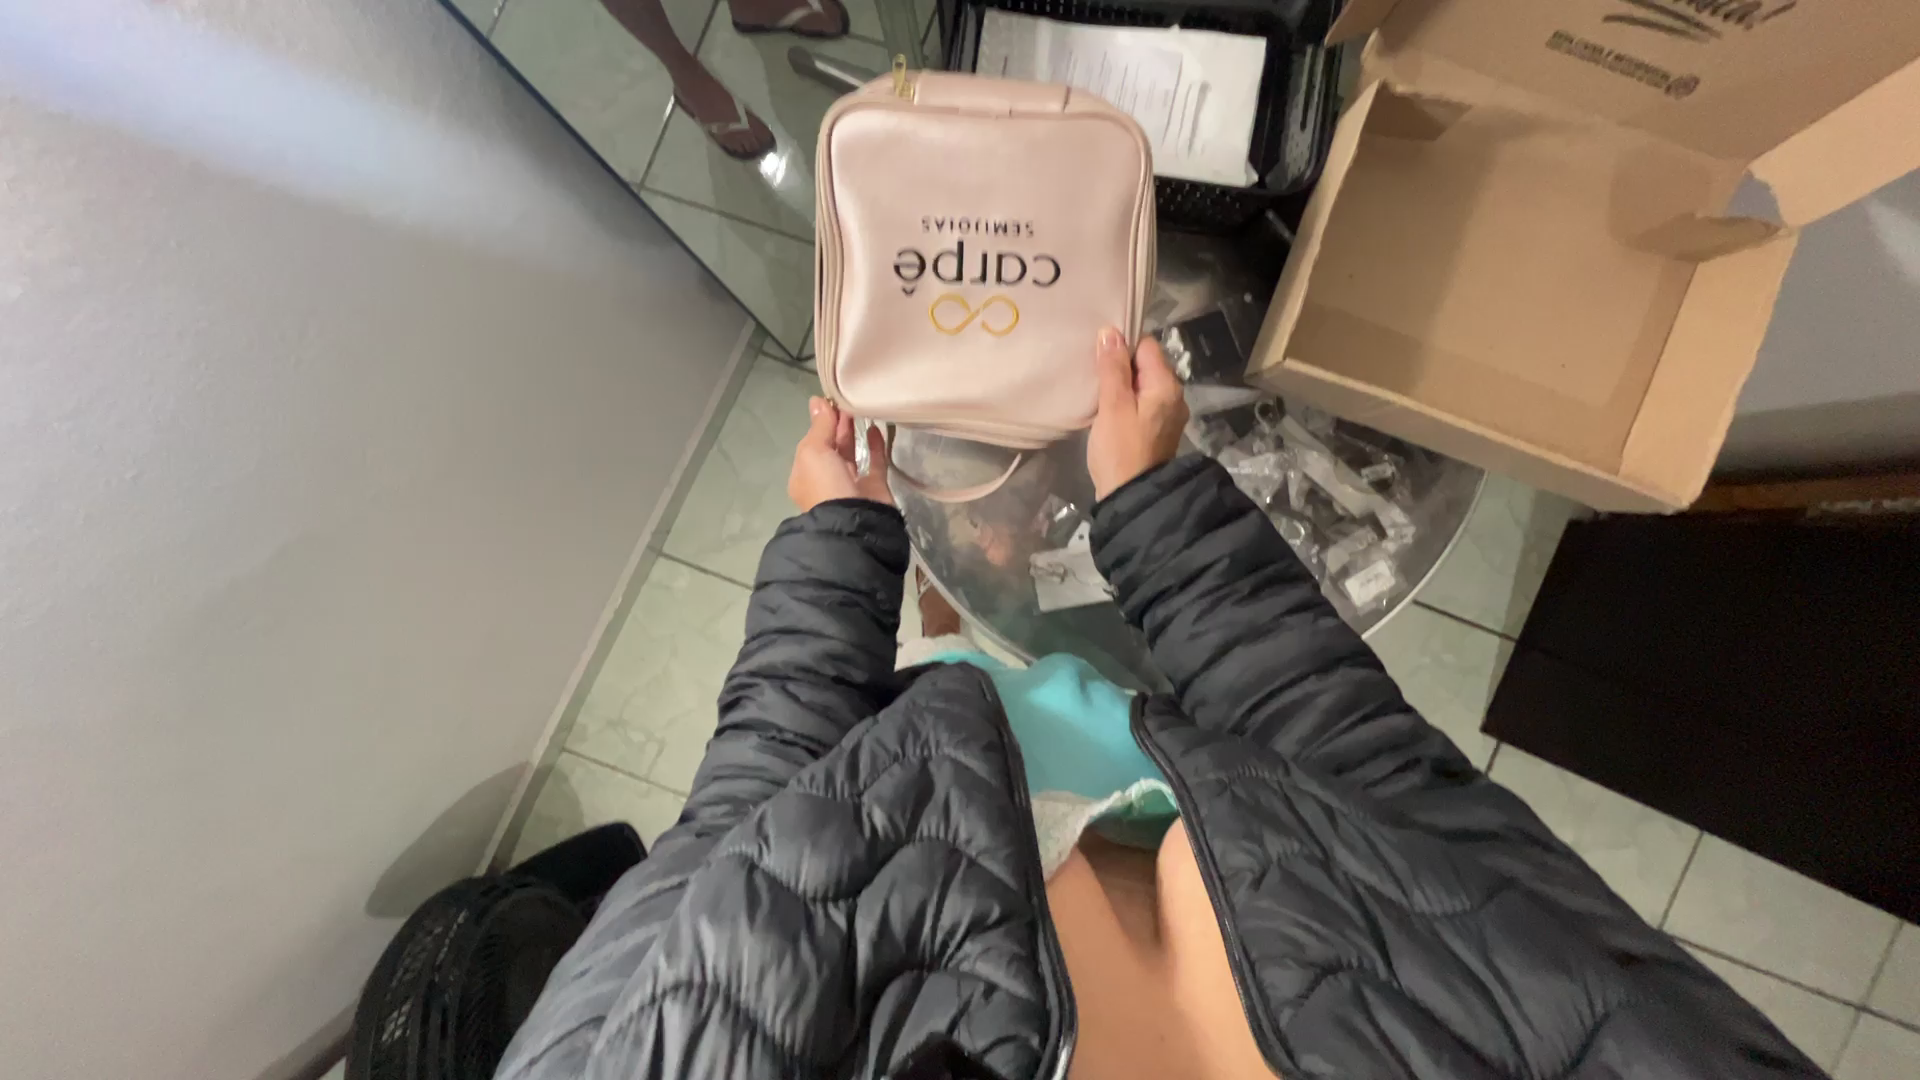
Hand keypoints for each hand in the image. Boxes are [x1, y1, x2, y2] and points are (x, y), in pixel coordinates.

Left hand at [789, 397, 892, 511]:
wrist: (854, 521)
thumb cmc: (825, 484)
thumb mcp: (813, 451)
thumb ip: (819, 426)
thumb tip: (817, 400)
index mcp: (805, 475)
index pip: (811, 443)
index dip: (819, 422)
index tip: (830, 400)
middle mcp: (826, 480)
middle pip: (830, 446)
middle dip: (836, 424)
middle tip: (847, 399)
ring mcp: (850, 484)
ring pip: (850, 453)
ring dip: (852, 432)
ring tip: (859, 408)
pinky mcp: (873, 487)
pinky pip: (874, 462)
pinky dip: (875, 445)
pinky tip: (875, 428)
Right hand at [1088, 328, 1186, 499]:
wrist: (1131, 497)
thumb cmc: (1120, 450)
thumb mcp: (1112, 406)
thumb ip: (1113, 368)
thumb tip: (1110, 332)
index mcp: (1166, 386)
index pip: (1146, 346)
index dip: (1122, 346)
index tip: (1097, 357)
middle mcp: (1174, 396)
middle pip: (1145, 365)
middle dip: (1120, 366)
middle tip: (1092, 375)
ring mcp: (1167, 415)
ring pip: (1142, 386)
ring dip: (1121, 386)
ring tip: (1097, 393)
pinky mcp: (1157, 431)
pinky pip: (1142, 404)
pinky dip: (1126, 403)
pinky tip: (1107, 413)